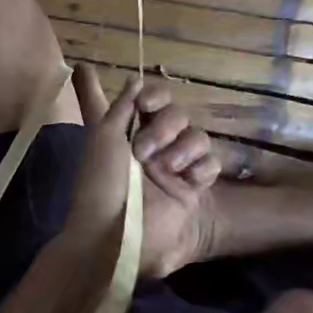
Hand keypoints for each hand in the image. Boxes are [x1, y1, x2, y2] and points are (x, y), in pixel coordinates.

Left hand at [67, 66, 221, 277]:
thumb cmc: (101, 184)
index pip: (150, 102)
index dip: (154, 96)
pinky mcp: (193, 188)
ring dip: (182, 148)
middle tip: (144, 151)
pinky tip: (187, 181)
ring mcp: (175, 168)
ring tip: (165, 170)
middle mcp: (154, 147)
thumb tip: (135, 79)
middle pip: (178, 115)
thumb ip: (119, 106)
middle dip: (165, 126)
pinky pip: (211, 163)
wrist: (116, 233)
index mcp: (129, 134)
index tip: (146, 103)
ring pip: (198, 136)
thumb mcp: (102, 138)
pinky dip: (201, 168)